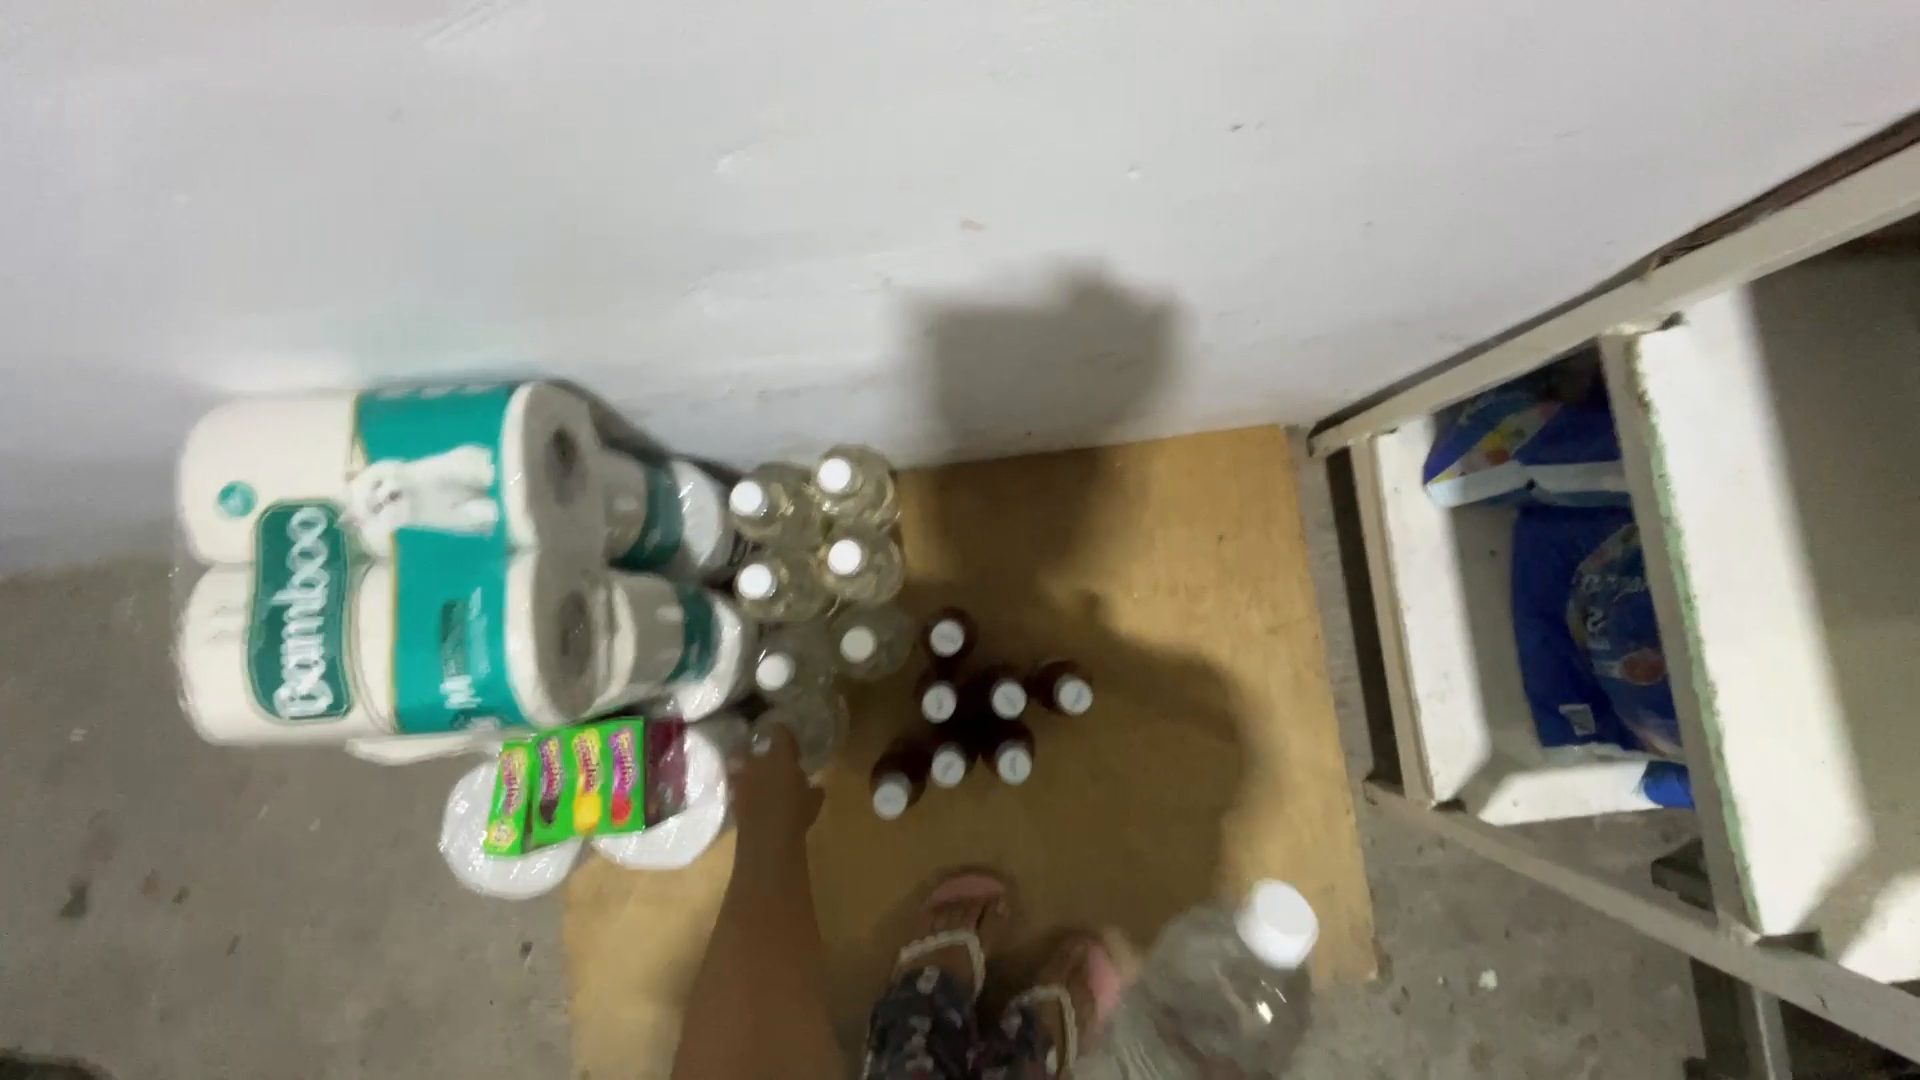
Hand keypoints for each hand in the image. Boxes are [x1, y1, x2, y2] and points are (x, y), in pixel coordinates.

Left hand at [732, 723, 824, 849]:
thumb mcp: (814, 800)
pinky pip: (735, 787)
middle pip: (745, 746)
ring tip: (752, 773)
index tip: (789, 738)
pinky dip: (741, 788)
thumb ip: (813, 789)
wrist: (766, 841)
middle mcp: (756, 763)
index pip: (779, 731)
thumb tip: (814, 785)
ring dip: (742, 768)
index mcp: (780, 756)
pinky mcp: (732, 800)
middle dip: (751, 748)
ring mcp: (741, 781)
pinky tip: (749, 795)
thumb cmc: (796, 814)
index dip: (783, 732)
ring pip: (735, 766)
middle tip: (762, 753)